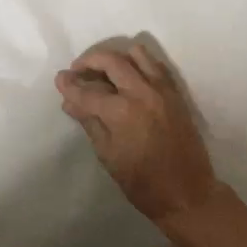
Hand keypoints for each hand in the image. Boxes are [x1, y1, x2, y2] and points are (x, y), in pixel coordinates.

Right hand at [55, 43, 221, 227]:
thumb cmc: (142, 183)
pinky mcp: (175, 91)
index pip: (88, 91)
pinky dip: (138, 62)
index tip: (59, 78)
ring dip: (115, 56)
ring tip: (103, 70)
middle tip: (77, 70)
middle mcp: (141, 92)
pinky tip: (129, 75)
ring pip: (136, 53)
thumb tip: (69, 102)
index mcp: (122, 112)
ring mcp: (161, 89)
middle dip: (89, 61)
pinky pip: (155, 64)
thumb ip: (89, 123)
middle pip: (111, 60)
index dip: (69, 85)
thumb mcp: (108, 156)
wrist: (186, 192)